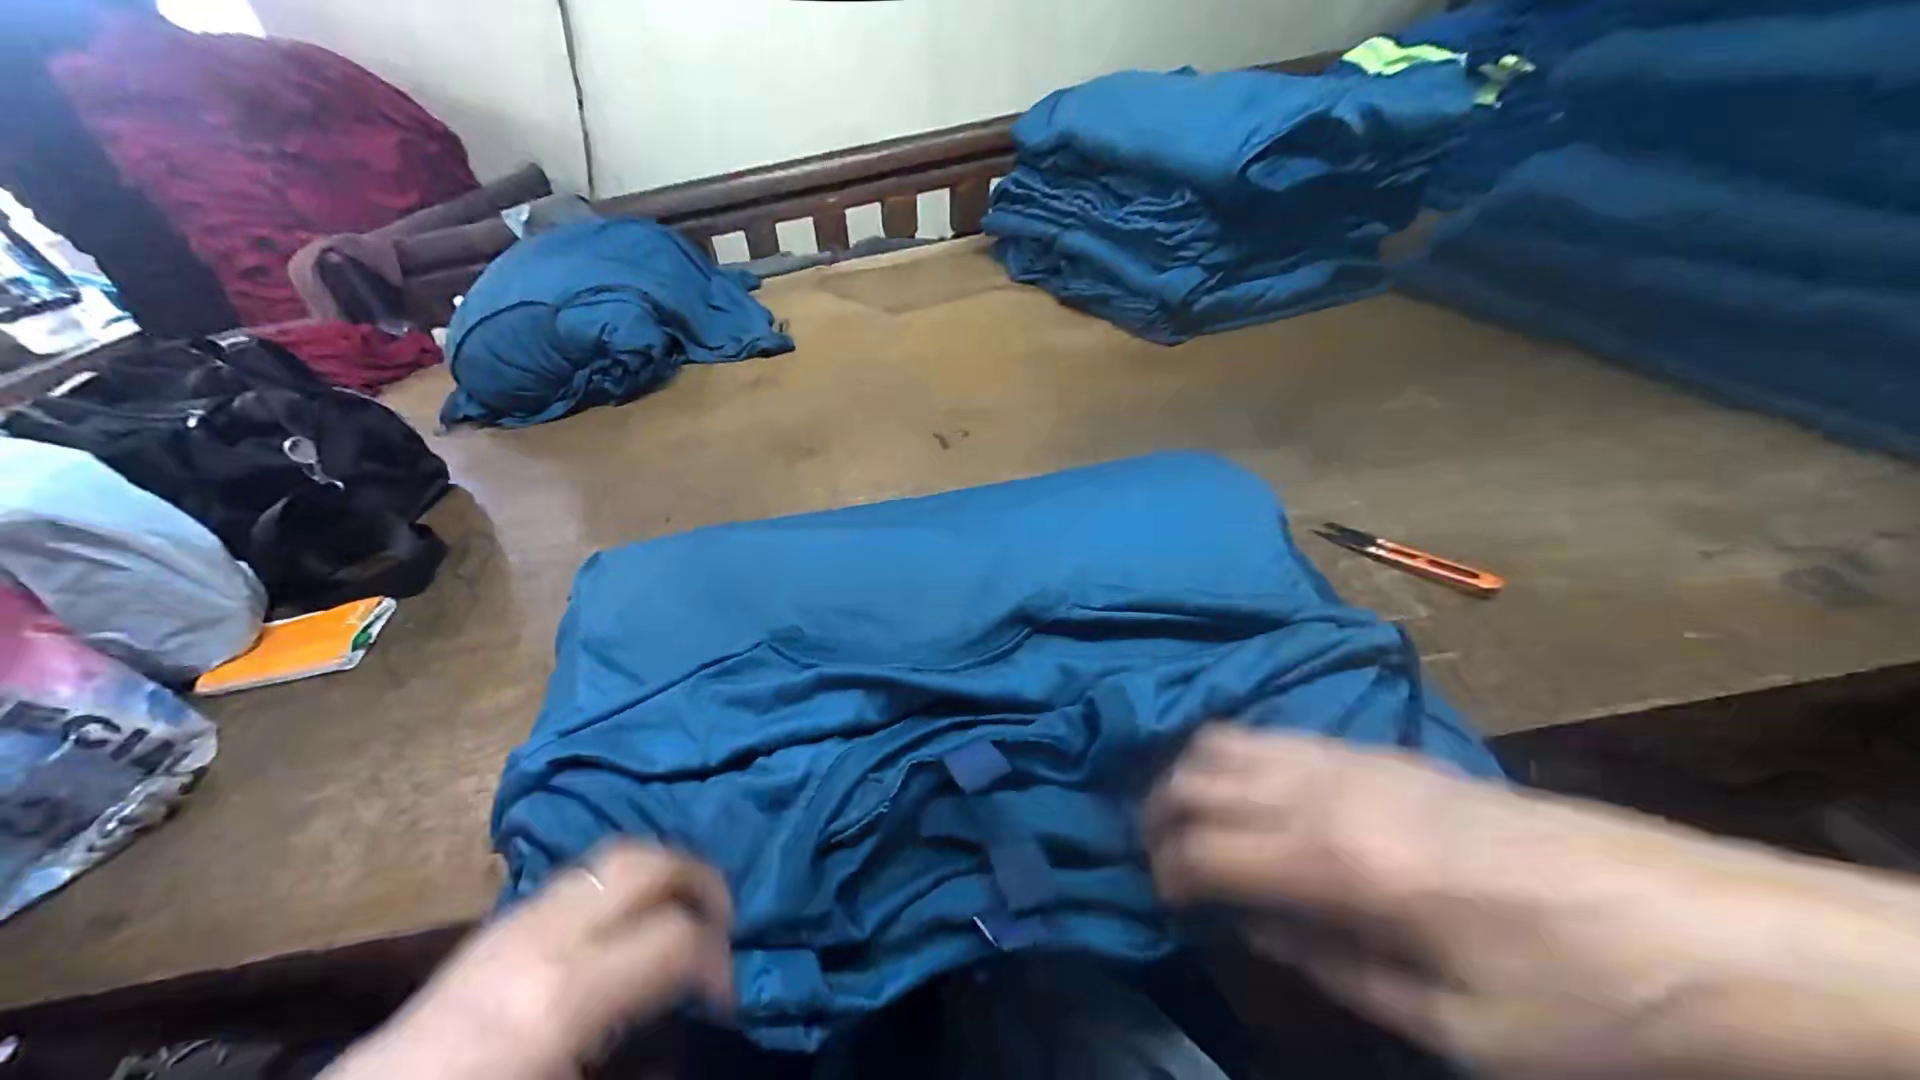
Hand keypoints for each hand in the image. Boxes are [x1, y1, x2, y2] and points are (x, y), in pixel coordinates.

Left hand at [324, 842, 732, 1079]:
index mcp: (563, 997)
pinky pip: (582, 875)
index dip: (718, 960)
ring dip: (664, 874)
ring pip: (615, 855)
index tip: (724, 997)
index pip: (675, 938)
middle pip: (648, 864)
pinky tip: (626, 921)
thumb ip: (638, 1054)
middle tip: (720, 921)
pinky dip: (623, 883)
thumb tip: (685, 1032)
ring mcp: (518, 919)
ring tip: (682, 910)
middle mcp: (545, 938)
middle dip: (701, 881)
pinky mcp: (499, 920)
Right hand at [1147, 726, 1919, 1079]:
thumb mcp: (1460, 1027)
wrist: (1721, 929)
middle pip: (1207, 773)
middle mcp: (1338, 790)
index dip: (1165, 869)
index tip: (1152, 894)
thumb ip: (1331, 965)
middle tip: (1148, 848)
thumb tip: (1247, 927)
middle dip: (1160, 807)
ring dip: (1193, 770)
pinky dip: (1240, 753)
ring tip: (1178, 810)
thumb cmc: (1590, 1000)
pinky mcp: (1392, 752)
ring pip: (1238, 738)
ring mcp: (1364, 759)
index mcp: (1347, 863)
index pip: (1210, 847)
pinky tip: (1244, 783)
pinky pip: (1285, 736)